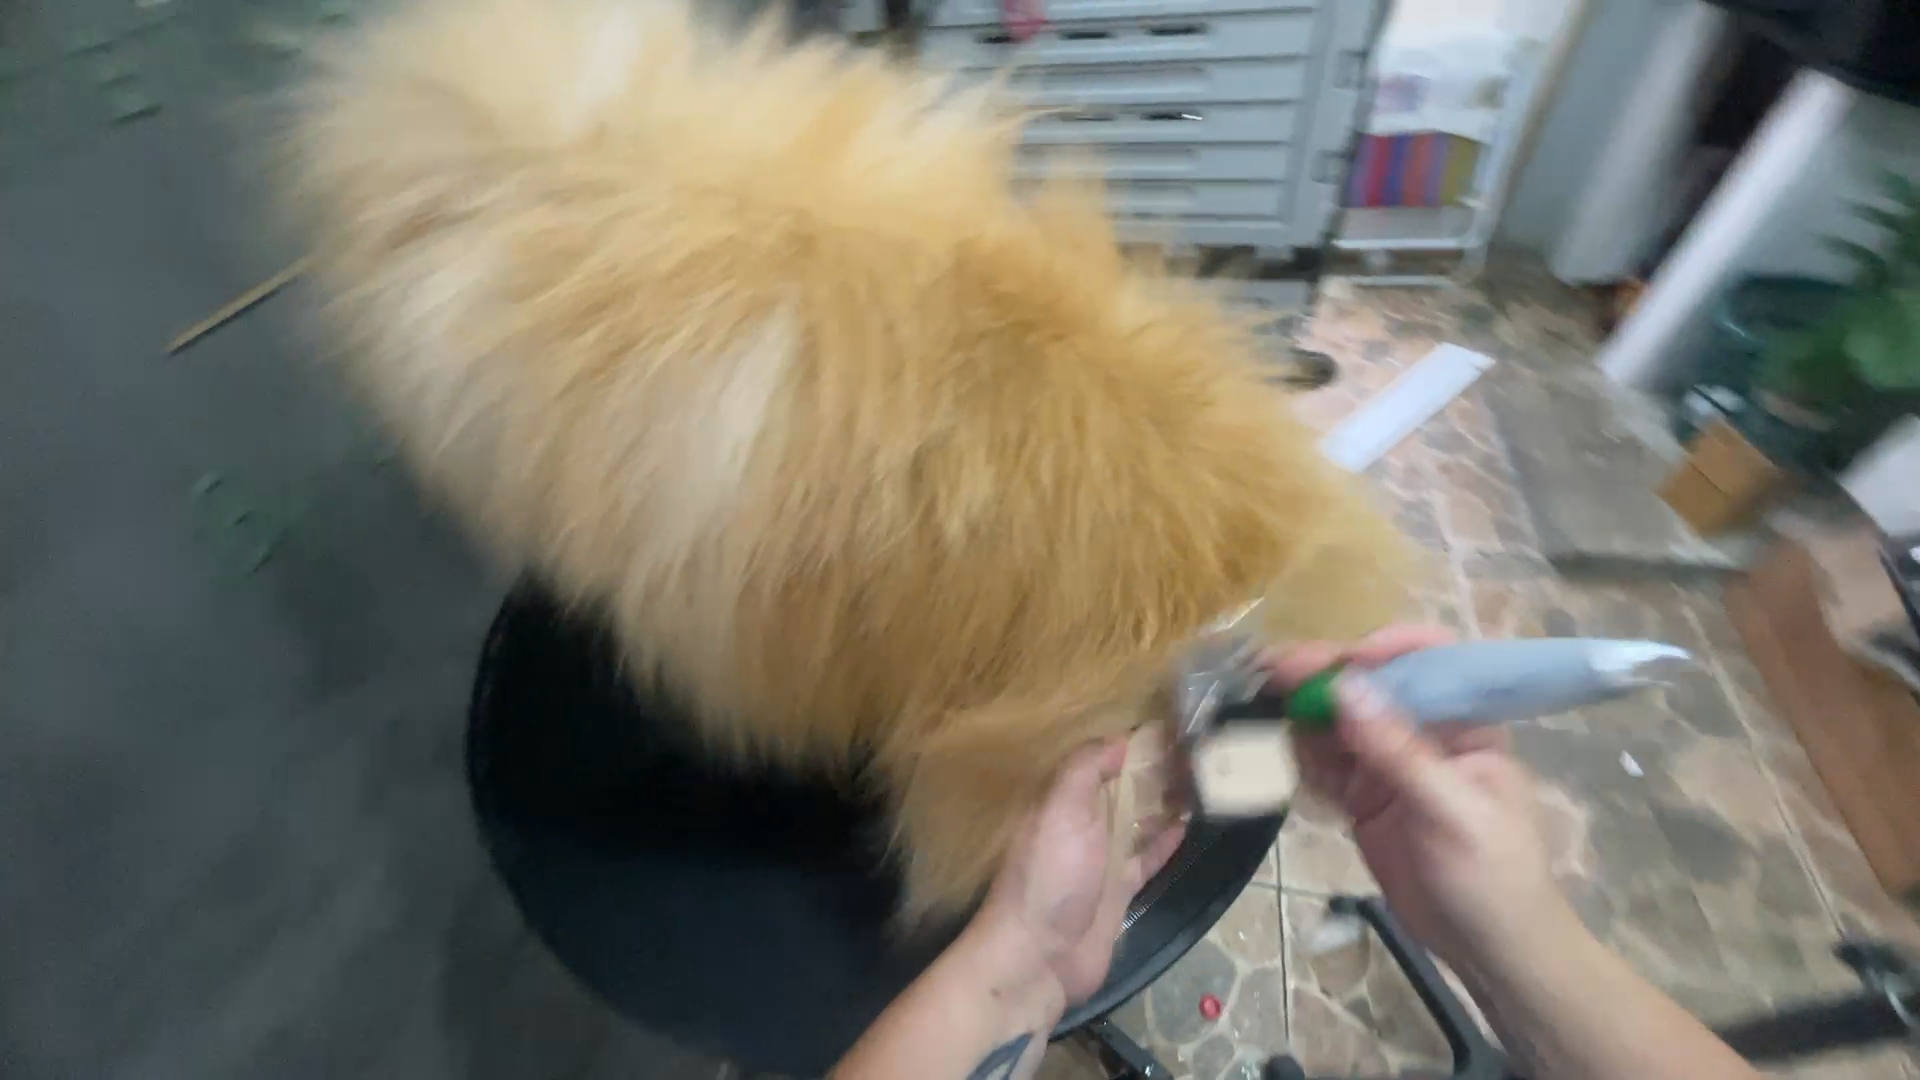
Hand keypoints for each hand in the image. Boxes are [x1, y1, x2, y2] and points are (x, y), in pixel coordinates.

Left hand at [970, 736, 1186, 1004]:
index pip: (1098, 757)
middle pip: (1120, 786)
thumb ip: (1085, 768)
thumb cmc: (1049, 875)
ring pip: (1137, 818)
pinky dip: (1164, 841)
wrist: (1039, 956)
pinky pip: (1146, 856)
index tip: (1166, 726)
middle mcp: (1081, 820)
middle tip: (1194, 753)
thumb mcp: (1061, 809)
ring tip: (1198, 781)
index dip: (1128, 742)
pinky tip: (1186, 823)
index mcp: (1062, 796)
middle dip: (1152, 770)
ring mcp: (1100, 855)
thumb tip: (1120, 737)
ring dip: (1163, 801)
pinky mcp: (1119, 887)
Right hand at [1263, 627, 1572, 970]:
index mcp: (1463, 724)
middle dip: (1322, 673)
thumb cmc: (1492, 879)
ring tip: (1254, 695)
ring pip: (1333, 717)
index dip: (1392, 647)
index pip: (1432, 661)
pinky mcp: (1356, 789)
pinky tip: (1266, 741)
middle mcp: (1420, 730)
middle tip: (1272, 668)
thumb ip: (1399, 751)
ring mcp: (1383, 760)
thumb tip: (1347, 687)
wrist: (1486, 951)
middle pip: (1366, 684)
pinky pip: (1318, 757)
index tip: (1349, 657)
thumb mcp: (1453, 814)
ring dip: (1296, 705)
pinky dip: (1292, 748)